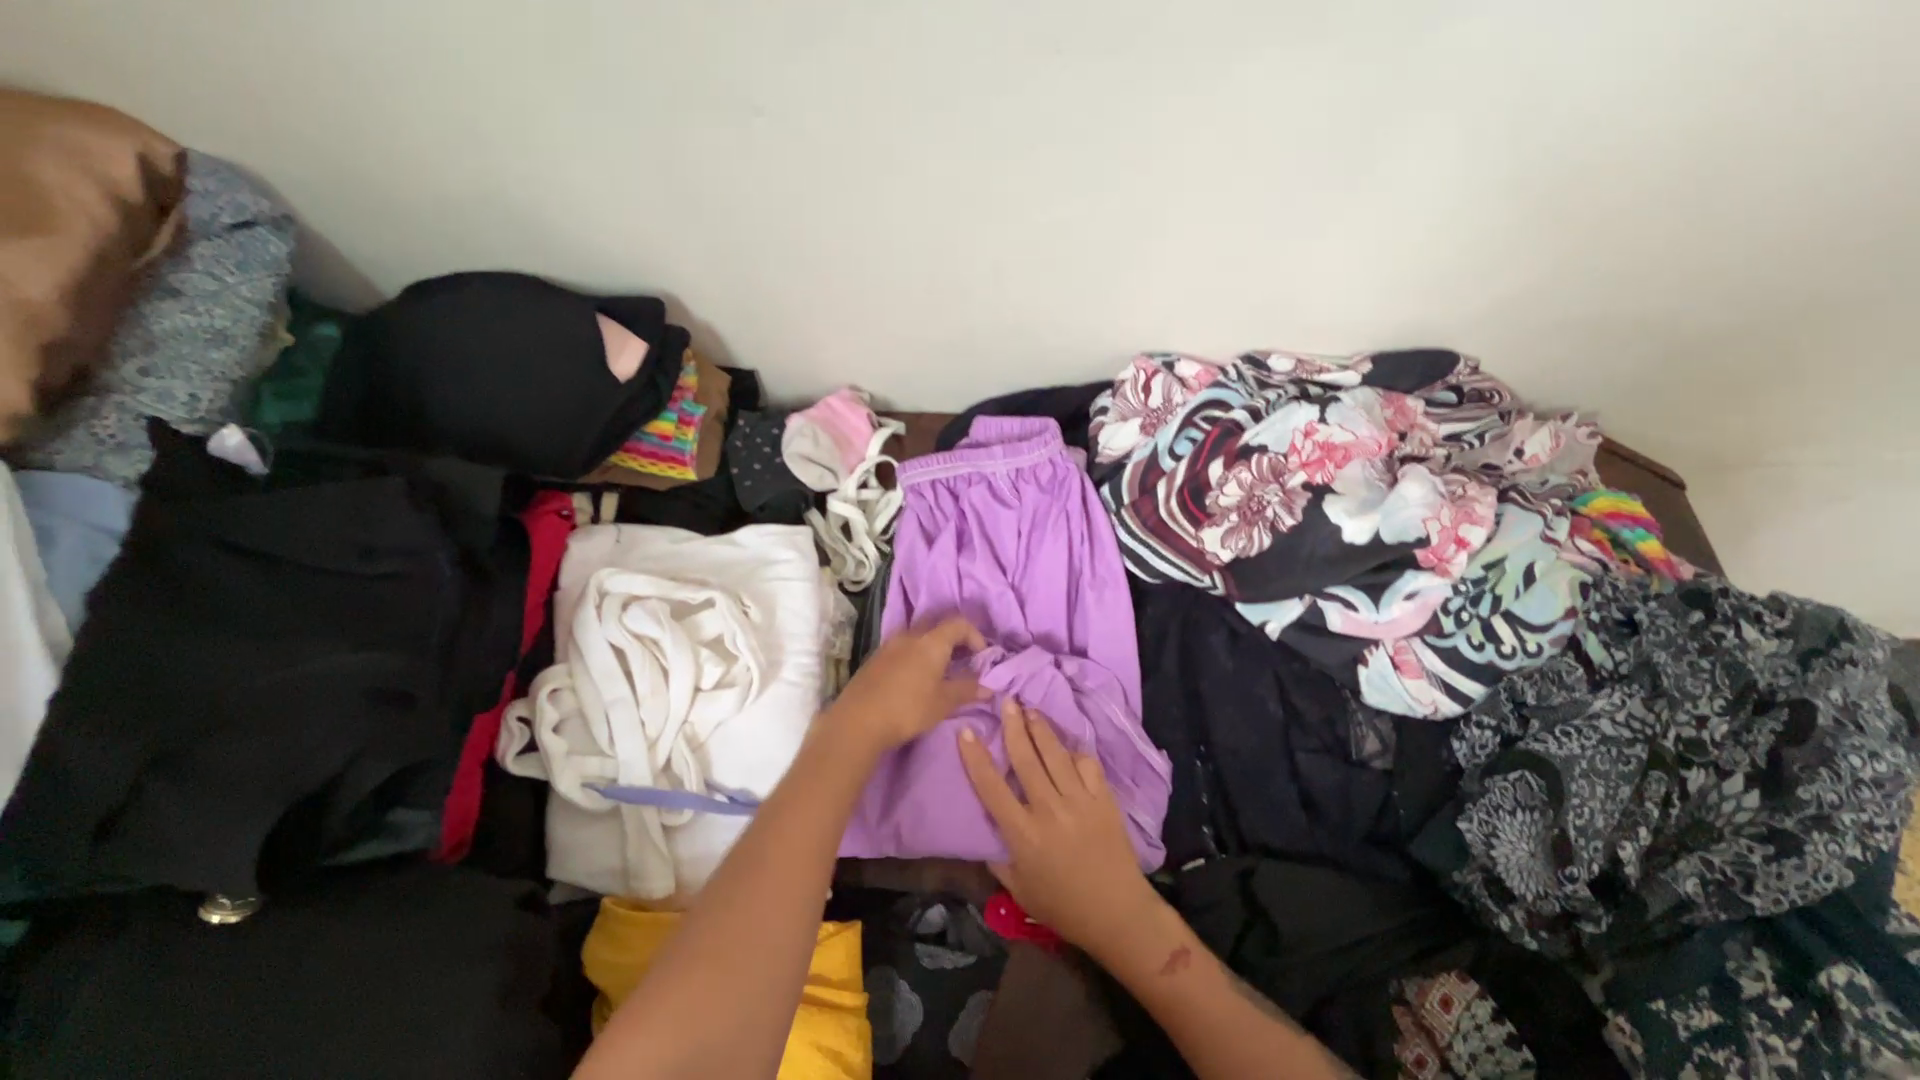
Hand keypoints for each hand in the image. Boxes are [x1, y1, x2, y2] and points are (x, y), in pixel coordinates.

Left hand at [825, 615, 986, 754]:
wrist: (858, 721)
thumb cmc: (908, 709)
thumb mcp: (943, 702)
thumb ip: (967, 690)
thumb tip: (989, 687)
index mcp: (931, 641)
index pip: (959, 624)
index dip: (975, 636)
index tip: (982, 658)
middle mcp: (910, 635)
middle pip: (937, 624)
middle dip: (954, 638)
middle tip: (963, 660)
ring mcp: (889, 645)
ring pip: (918, 636)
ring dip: (933, 647)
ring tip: (941, 671)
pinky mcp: (875, 658)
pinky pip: (902, 647)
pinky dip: (916, 655)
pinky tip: (916, 678)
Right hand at [959, 701, 1161, 955]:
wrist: (1117, 912)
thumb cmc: (1062, 907)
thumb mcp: (1018, 889)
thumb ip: (999, 859)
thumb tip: (987, 833)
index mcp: (1023, 834)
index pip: (991, 787)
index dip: (976, 758)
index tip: (966, 732)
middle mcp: (1049, 810)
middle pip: (1026, 758)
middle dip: (1014, 726)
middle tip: (1007, 701)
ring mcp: (1080, 802)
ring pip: (1056, 755)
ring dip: (1042, 729)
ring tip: (1031, 711)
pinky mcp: (1104, 801)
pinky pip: (1087, 766)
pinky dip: (1075, 752)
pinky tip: (1067, 746)